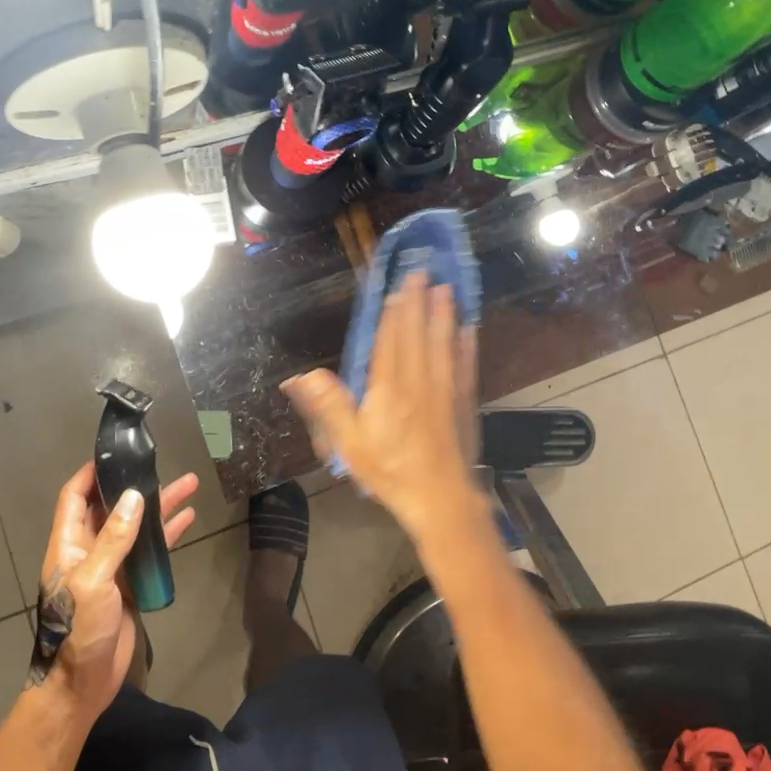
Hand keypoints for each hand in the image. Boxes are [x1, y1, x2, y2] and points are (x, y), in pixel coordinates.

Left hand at [31, 463, 198, 718]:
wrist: (80, 685)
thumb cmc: (76, 630)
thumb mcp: (93, 580)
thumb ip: (114, 538)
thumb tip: (134, 497)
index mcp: (68, 545)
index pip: (74, 497)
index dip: (90, 473)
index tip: (115, 453)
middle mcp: (87, 551)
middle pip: (111, 508)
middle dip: (136, 485)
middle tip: (162, 463)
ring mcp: (109, 568)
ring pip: (136, 528)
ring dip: (159, 508)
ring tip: (190, 486)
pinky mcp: (128, 586)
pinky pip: (148, 553)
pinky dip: (167, 536)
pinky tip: (187, 521)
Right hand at [283, 272, 483, 541]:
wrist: (441, 499)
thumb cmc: (391, 471)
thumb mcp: (350, 443)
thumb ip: (328, 406)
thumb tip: (301, 376)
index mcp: (389, 388)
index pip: (390, 340)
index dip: (393, 312)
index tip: (396, 285)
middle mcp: (419, 381)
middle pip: (418, 333)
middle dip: (418, 301)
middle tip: (423, 271)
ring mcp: (445, 390)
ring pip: (444, 343)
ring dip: (444, 314)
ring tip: (446, 288)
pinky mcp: (464, 403)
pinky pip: (466, 365)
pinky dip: (467, 345)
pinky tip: (469, 329)